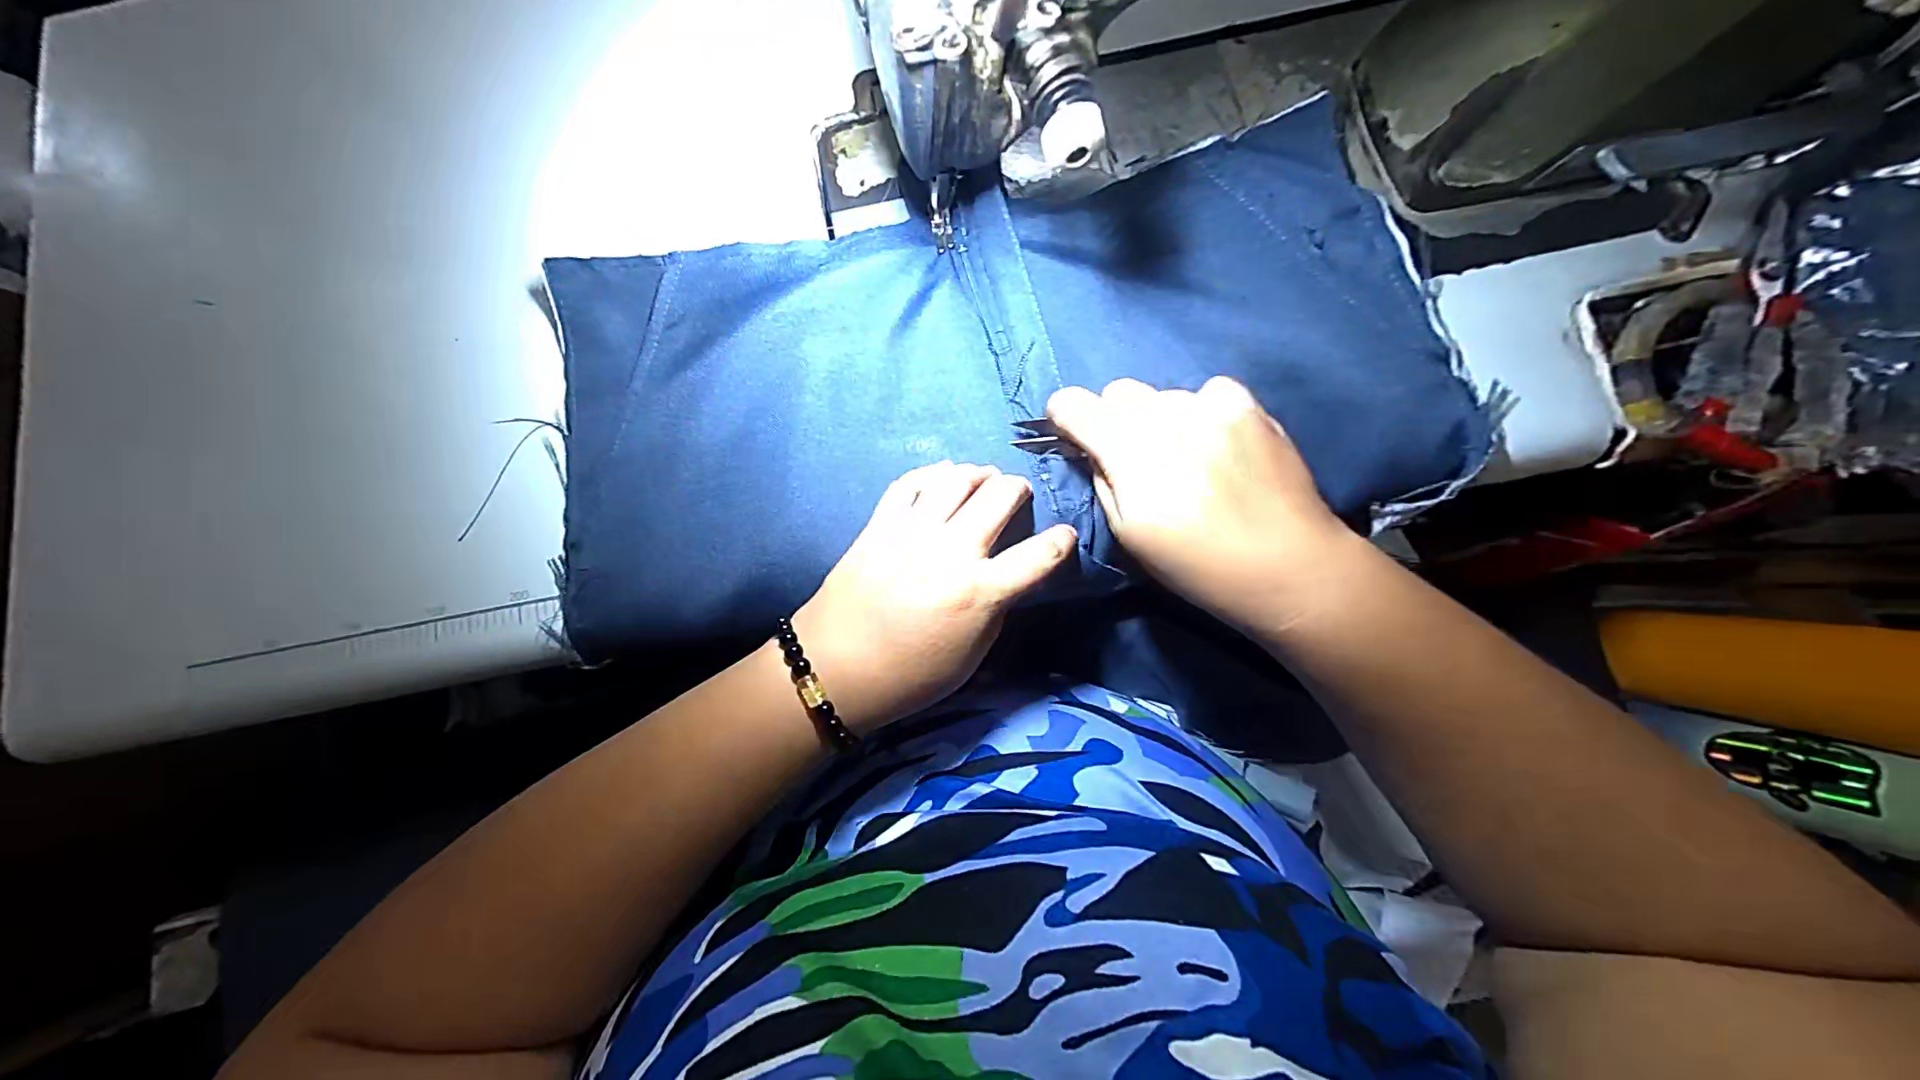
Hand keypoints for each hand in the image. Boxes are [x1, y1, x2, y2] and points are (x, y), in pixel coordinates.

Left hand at [791, 463, 1077, 733]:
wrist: (837, 669)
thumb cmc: (912, 675)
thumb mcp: (972, 654)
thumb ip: (996, 607)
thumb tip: (1006, 574)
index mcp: (980, 592)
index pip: (1040, 554)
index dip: (1062, 540)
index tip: (1064, 536)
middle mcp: (951, 552)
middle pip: (1000, 496)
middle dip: (1018, 489)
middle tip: (1017, 495)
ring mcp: (912, 532)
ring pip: (957, 477)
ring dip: (979, 473)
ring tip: (983, 480)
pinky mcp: (880, 524)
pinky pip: (909, 482)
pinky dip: (932, 473)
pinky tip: (942, 477)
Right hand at [1046, 377, 1360, 634]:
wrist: (1284, 564)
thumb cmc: (1197, 565)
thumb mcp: (1129, 535)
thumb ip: (1102, 481)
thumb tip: (1092, 450)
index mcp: (1129, 456)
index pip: (1075, 404)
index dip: (1065, 414)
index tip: (1073, 432)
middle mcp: (1166, 419)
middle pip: (1119, 392)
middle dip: (1115, 418)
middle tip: (1135, 457)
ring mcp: (1210, 407)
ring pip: (1163, 394)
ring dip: (1161, 418)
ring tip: (1186, 457)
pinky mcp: (1247, 405)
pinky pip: (1206, 392)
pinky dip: (1202, 412)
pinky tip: (1216, 443)